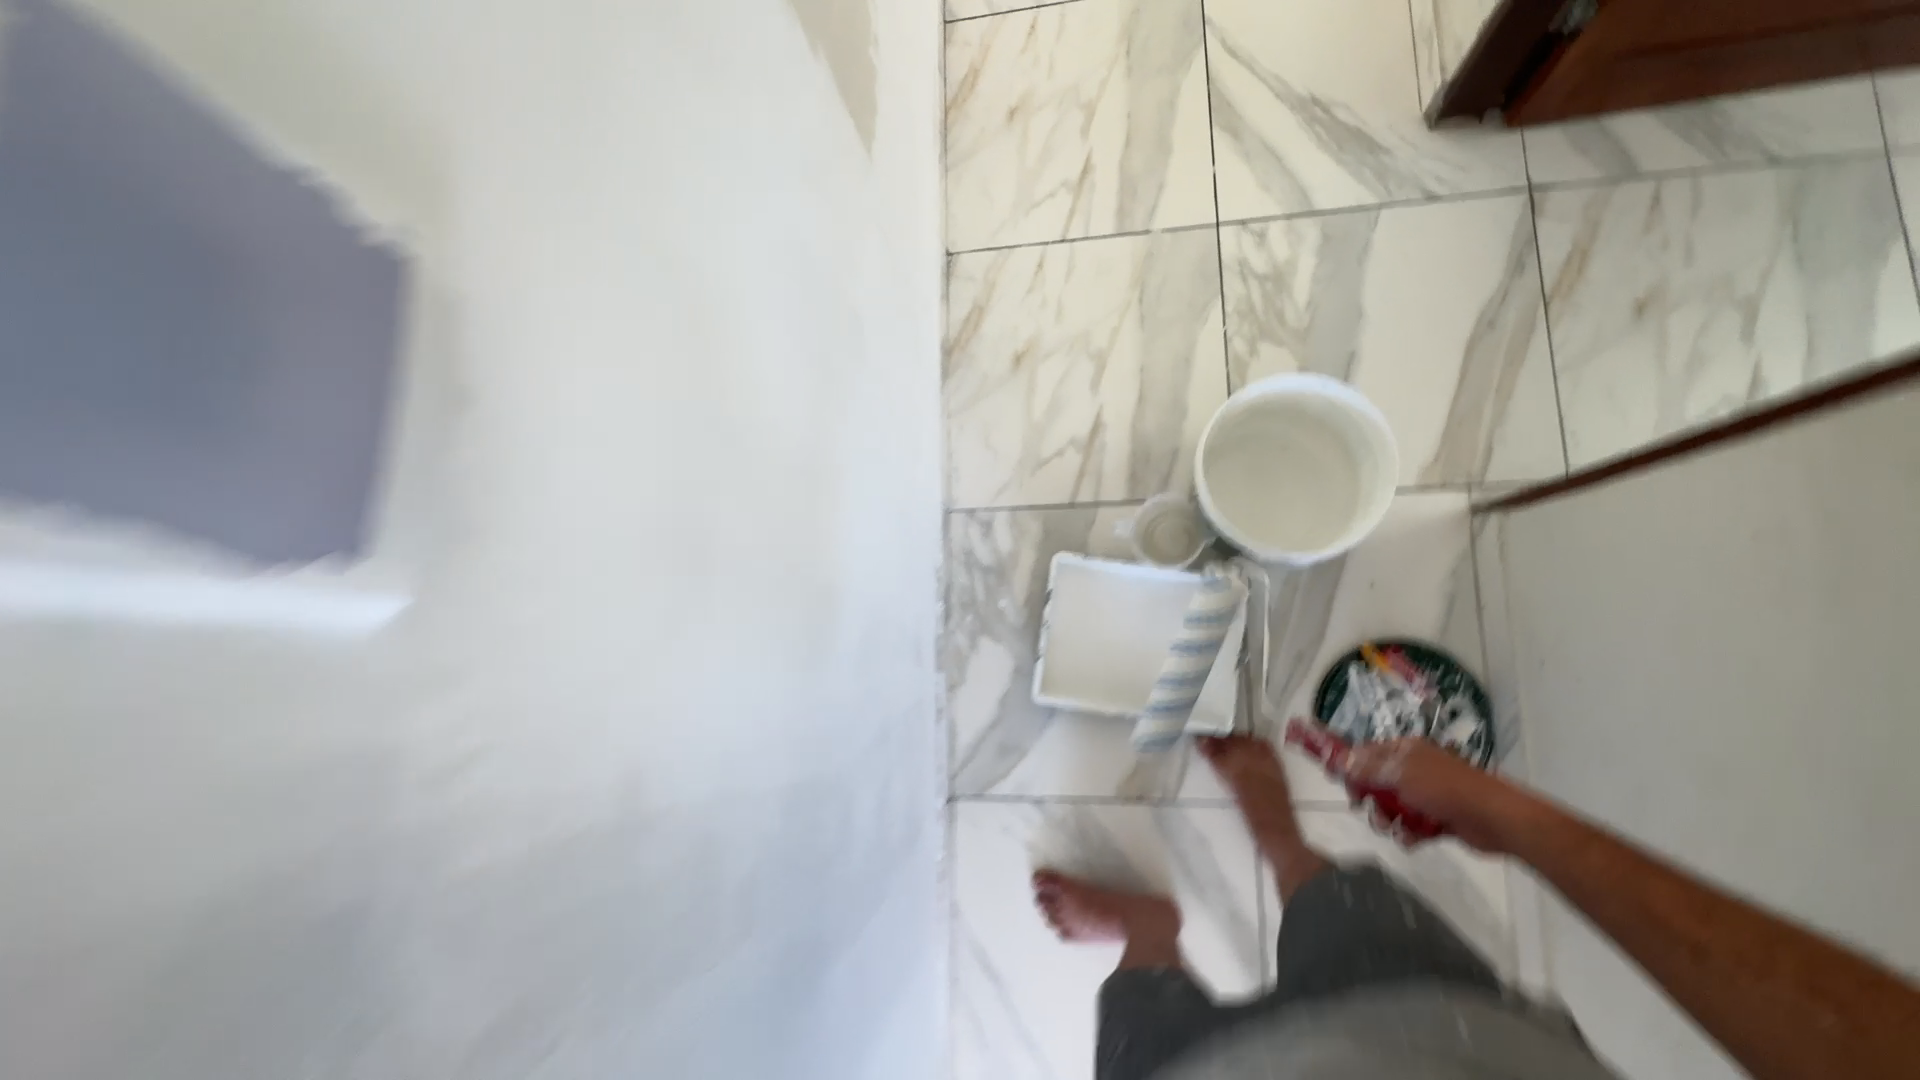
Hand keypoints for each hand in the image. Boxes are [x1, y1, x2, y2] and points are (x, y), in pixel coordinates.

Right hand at [1336, 736, 1540, 854]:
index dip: (1351, 767)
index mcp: (1405, 751)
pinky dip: (1408, 833)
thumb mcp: (1401, 774)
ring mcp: (1426, 795)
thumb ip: (1368, 768)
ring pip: (1391, 807)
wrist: (1495, 819)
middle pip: (1375, 782)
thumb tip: (1340, 760)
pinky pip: (1410, 826)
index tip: (1340, 782)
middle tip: (1364, 808)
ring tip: (1394, 828)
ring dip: (1387, 820)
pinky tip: (1413, 839)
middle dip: (1368, 798)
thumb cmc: (1446, 789)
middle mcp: (1413, 769)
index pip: (1367, 753)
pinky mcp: (1437, 819)